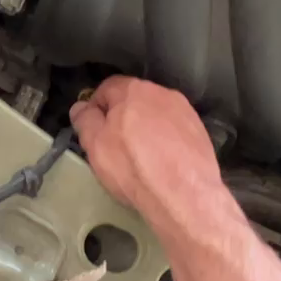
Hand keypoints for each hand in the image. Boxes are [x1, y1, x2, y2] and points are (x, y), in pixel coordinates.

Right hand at [69, 76, 225, 220]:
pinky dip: (165, 139)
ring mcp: (185, 111)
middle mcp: (161, 93)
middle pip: (134, 99)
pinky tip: (162, 161)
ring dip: (145, 127)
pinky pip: (174, 128)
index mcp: (133, 90)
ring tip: (141, 156)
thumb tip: (81, 107)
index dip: (96, 106)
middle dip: (122, 116)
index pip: (107, 87)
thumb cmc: (132, 167)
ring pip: (156, 113)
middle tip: (114, 144)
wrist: (183, 194)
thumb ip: (85, 120)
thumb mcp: (95, 146)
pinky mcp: (200, 130)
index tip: (93, 128)